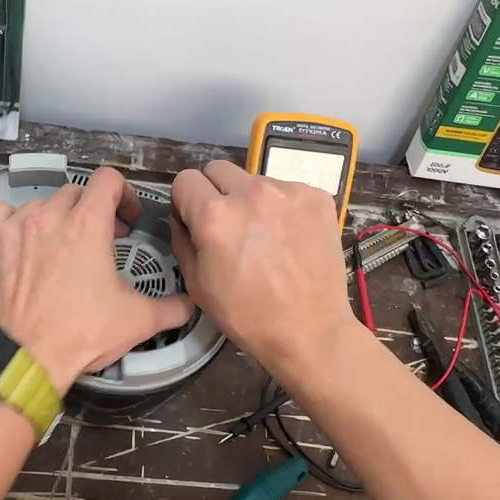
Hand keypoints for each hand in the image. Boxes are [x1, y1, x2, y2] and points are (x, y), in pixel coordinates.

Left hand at [0, 166, 196, 385]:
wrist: (24, 358)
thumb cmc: (79, 335)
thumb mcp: (136, 322)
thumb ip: (171, 309)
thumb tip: (190, 306)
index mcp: (87, 226)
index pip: (108, 180)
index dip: (123, 194)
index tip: (126, 219)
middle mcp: (50, 218)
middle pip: (76, 192)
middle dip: (92, 210)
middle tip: (101, 240)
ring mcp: (17, 228)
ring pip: (41, 203)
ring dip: (57, 218)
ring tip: (64, 245)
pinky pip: (4, 214)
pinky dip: (18, 221)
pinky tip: (26, 241)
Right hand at [170, 159, 357, 373]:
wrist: (310, 330)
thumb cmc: (247, 315)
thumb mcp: (198, 285)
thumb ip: (182, 241)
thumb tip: (181, 218)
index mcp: (214, 215)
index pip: (185, 179)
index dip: (185, 201)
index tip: (194, 220)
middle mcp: (251, 193)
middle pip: (218, 169)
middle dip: (214, 192)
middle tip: (227, 225)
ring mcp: (288, 191)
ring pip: (254, 179)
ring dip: (251, 200)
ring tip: (264, 235)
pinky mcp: (317, 197)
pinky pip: (287, 190)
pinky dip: (283, 208)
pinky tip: (289, 238)